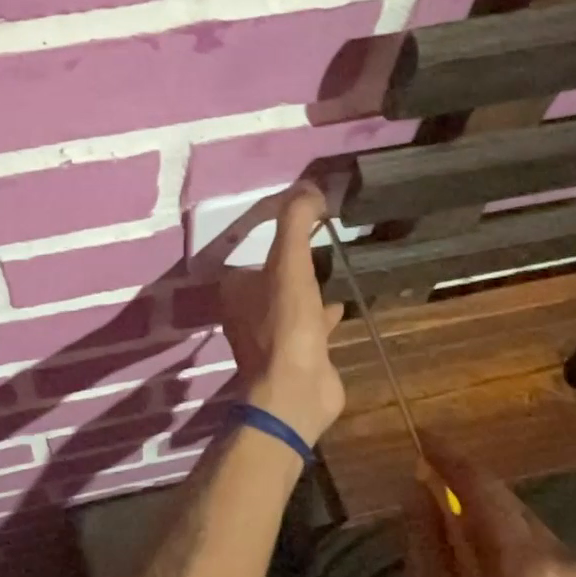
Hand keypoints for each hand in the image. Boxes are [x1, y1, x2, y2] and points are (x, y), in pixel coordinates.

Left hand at [218, 181, 346, 445]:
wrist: (296, 389)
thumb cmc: (285, 323)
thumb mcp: (290, 263)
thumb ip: (295, 223)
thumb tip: (308, 187)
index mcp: (234, 288)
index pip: (252, 252)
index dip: (274, 236)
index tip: (302, 221)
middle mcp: (246, 311)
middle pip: (272, 277)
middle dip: (293, 262)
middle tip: (322, 242)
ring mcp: (270, 336)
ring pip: (291, 301)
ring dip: (309, 288)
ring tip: (334, 267)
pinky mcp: (295, 354)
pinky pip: (310, 325)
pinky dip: (323, 313)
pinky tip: (341, 304)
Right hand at [404, 445, 575, 576]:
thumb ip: (424, 541)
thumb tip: (414, 488)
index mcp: (525, 562)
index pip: (482, 487)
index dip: (449, 456)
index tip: (422, 434)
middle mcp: (564, 557)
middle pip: (506, 501)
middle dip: (464, 485)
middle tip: (425, 475)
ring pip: (522, 522)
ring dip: (483, 513)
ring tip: (444, 516)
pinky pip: (537, 546)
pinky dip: (504, 537)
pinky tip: (478, 550)